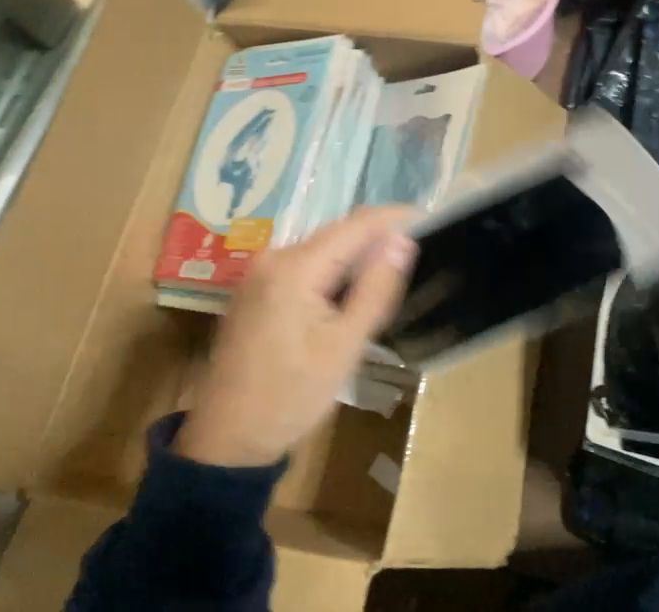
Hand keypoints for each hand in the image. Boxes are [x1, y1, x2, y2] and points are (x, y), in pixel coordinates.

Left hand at [176, 207, 417, 467]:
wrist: (226, 439)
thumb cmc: (290, 396)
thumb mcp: (344, 346)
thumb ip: (375, 289)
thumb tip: (402, 241)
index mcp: (295, 267)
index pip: (357, 223)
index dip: (397, 218)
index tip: (432, 222)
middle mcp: (273, 257)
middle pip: (339, 234)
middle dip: (378, 242)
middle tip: (416, 262)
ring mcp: (260, 272)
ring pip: (323, 251)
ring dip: (356, 261)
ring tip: (390, 282)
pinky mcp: (256, 290)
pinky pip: (305, 267)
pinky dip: (332, 275)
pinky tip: (350, 300)